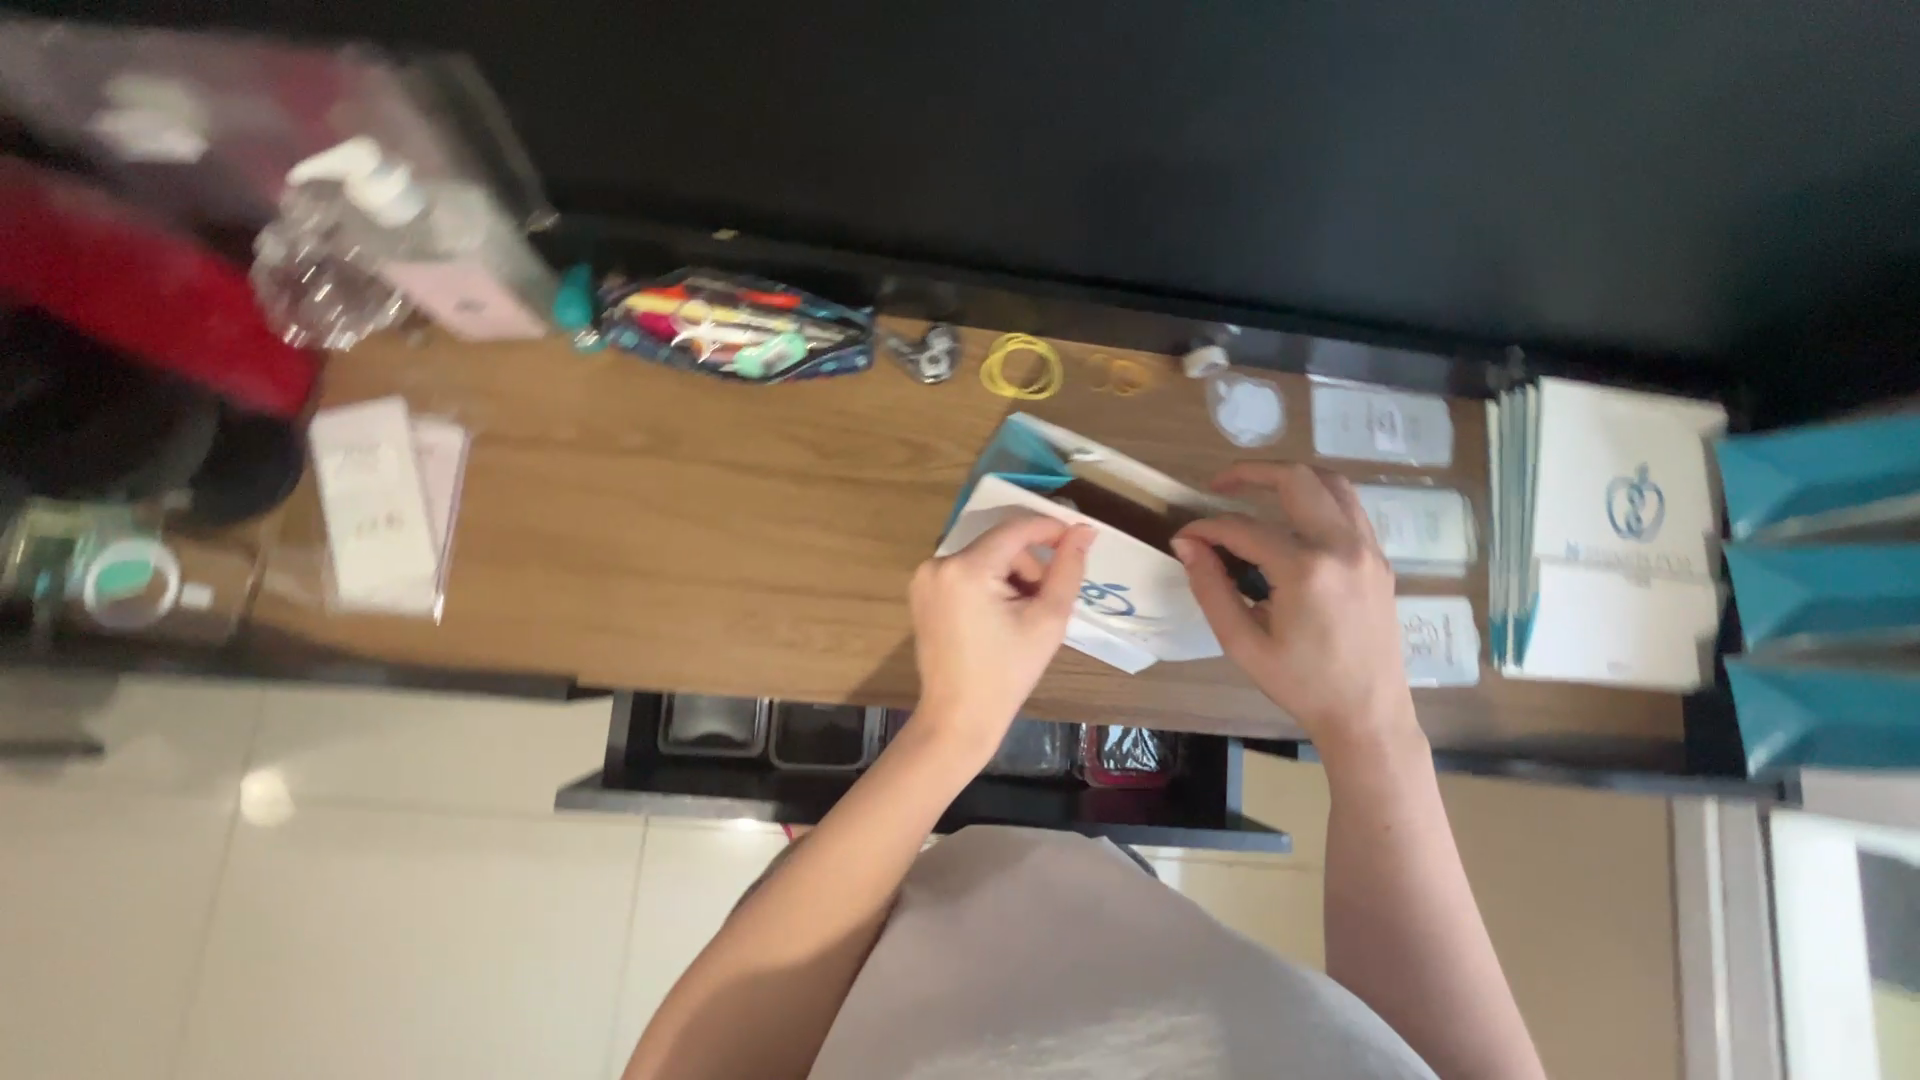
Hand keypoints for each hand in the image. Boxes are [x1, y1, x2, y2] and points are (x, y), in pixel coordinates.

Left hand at [909, 516, 1094, 754]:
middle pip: (999, 545)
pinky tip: (997, 617)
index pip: (1016, 528)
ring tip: (1021, 615)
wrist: (959, 715)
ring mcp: (925, 578)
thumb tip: (1084, 531)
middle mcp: (938, 563)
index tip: (1078, 538)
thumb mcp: (1048, 619)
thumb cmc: (1008, 672)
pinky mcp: (921, 592)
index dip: (1050, 528)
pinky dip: (988, 583)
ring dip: (1010, 575)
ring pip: (984, 557)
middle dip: (1029, 566)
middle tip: (1045, 603)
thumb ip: (1068, 569)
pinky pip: (965, 572)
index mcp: (967, 568)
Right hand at [1171, 463, 1416, 752]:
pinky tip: (1292, 518)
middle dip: (1251, 474)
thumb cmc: (1300, 684)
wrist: (1368, 714)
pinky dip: (1318, 498)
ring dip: (1291, 478)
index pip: (1244, 528)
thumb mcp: (1242, 643)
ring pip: (1331, 483)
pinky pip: (1349, 508)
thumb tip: (1187, 544)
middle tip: (1218, 486)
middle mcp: (1343, 547)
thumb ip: (1211, 588)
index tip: (1184, 537)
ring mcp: (1368, 550)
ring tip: (1256, 490)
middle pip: (1296, 480)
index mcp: (1307, 570)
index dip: (1207, 528)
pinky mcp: (1379, 559)